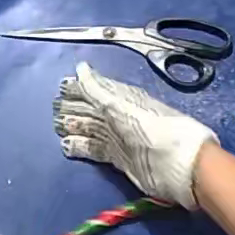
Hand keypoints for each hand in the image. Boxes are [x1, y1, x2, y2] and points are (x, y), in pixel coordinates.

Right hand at [54, 62, 217, 208]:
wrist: (180, 166)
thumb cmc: (153, 130)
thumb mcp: (123, 106)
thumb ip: (98, 90)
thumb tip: (80, 69)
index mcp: (123, 101)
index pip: (96, 91)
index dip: (80, 88)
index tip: (61, 87)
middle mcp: (120, 118)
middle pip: (92, 111)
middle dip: (73, 108)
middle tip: (55, 107)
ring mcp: (120, 140)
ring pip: (91, 130)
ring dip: (74, 128)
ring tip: (57, 127)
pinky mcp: (119, 159)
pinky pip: (94, 150)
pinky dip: (80, 147)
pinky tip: (67, 146)